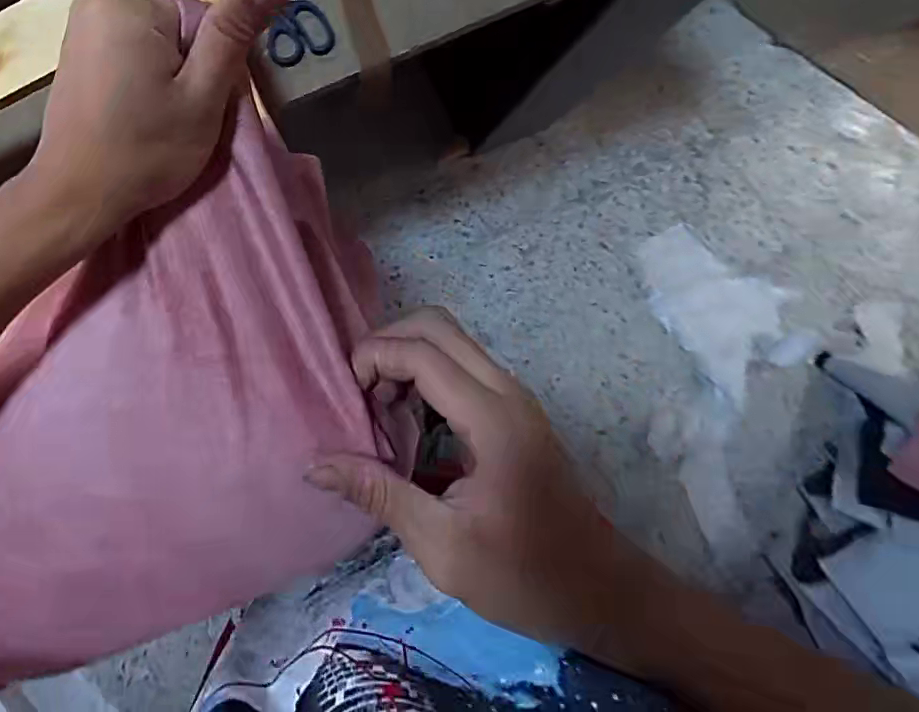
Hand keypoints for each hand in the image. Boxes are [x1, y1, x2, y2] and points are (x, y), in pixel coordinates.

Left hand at [26, 0, 298, 238]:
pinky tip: (135, 121)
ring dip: (166, 85)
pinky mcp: (74, 60)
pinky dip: (142, 88)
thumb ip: (237, 29)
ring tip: (155, 125)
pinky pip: (130, 62)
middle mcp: (95, 6)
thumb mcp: (203, 93)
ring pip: (157, 50)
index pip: (204, 23)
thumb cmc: (145, 151)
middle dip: (188, 75)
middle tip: (178, 122)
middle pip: (178, 35)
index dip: (212, 68)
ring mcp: (79, 33)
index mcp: (125, 6)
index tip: (200, 108)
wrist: (76, 200)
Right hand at [308, 308, 656, 647]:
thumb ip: (378, 494)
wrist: (604, 594)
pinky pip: (457, 363)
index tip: (348, 397)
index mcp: (492, 419)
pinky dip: (422, 373)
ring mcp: (512, 396)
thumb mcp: (442, 547)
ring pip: (447, 338)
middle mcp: (505, 391)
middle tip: (363, 393)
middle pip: (435, 324)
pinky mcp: (511, 408)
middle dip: (386, 344)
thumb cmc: (526, 577)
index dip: (374, 357)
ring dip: (404, 356)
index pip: (421, 351)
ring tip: (381, 408)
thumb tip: (314, 466)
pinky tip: (408, 420)